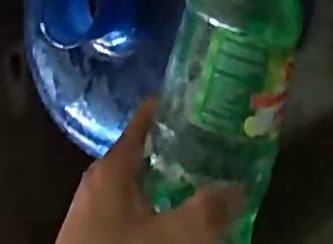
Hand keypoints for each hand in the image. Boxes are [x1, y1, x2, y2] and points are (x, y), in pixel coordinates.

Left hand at [56, 99, 241, 243]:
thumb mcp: (171, 237)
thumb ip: (207, 211)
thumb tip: (240, 187)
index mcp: (112, 165)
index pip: (145, 117)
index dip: (174, 106)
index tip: (204, 102)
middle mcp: (100, 180)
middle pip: (143, 150)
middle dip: (177, 148)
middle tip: (213, 145)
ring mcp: (93, 210)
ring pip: (138, 183)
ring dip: (167, 181)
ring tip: (201, 181)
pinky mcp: (94, 236)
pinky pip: (129, 210)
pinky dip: (154, 207)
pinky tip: (174, 220)